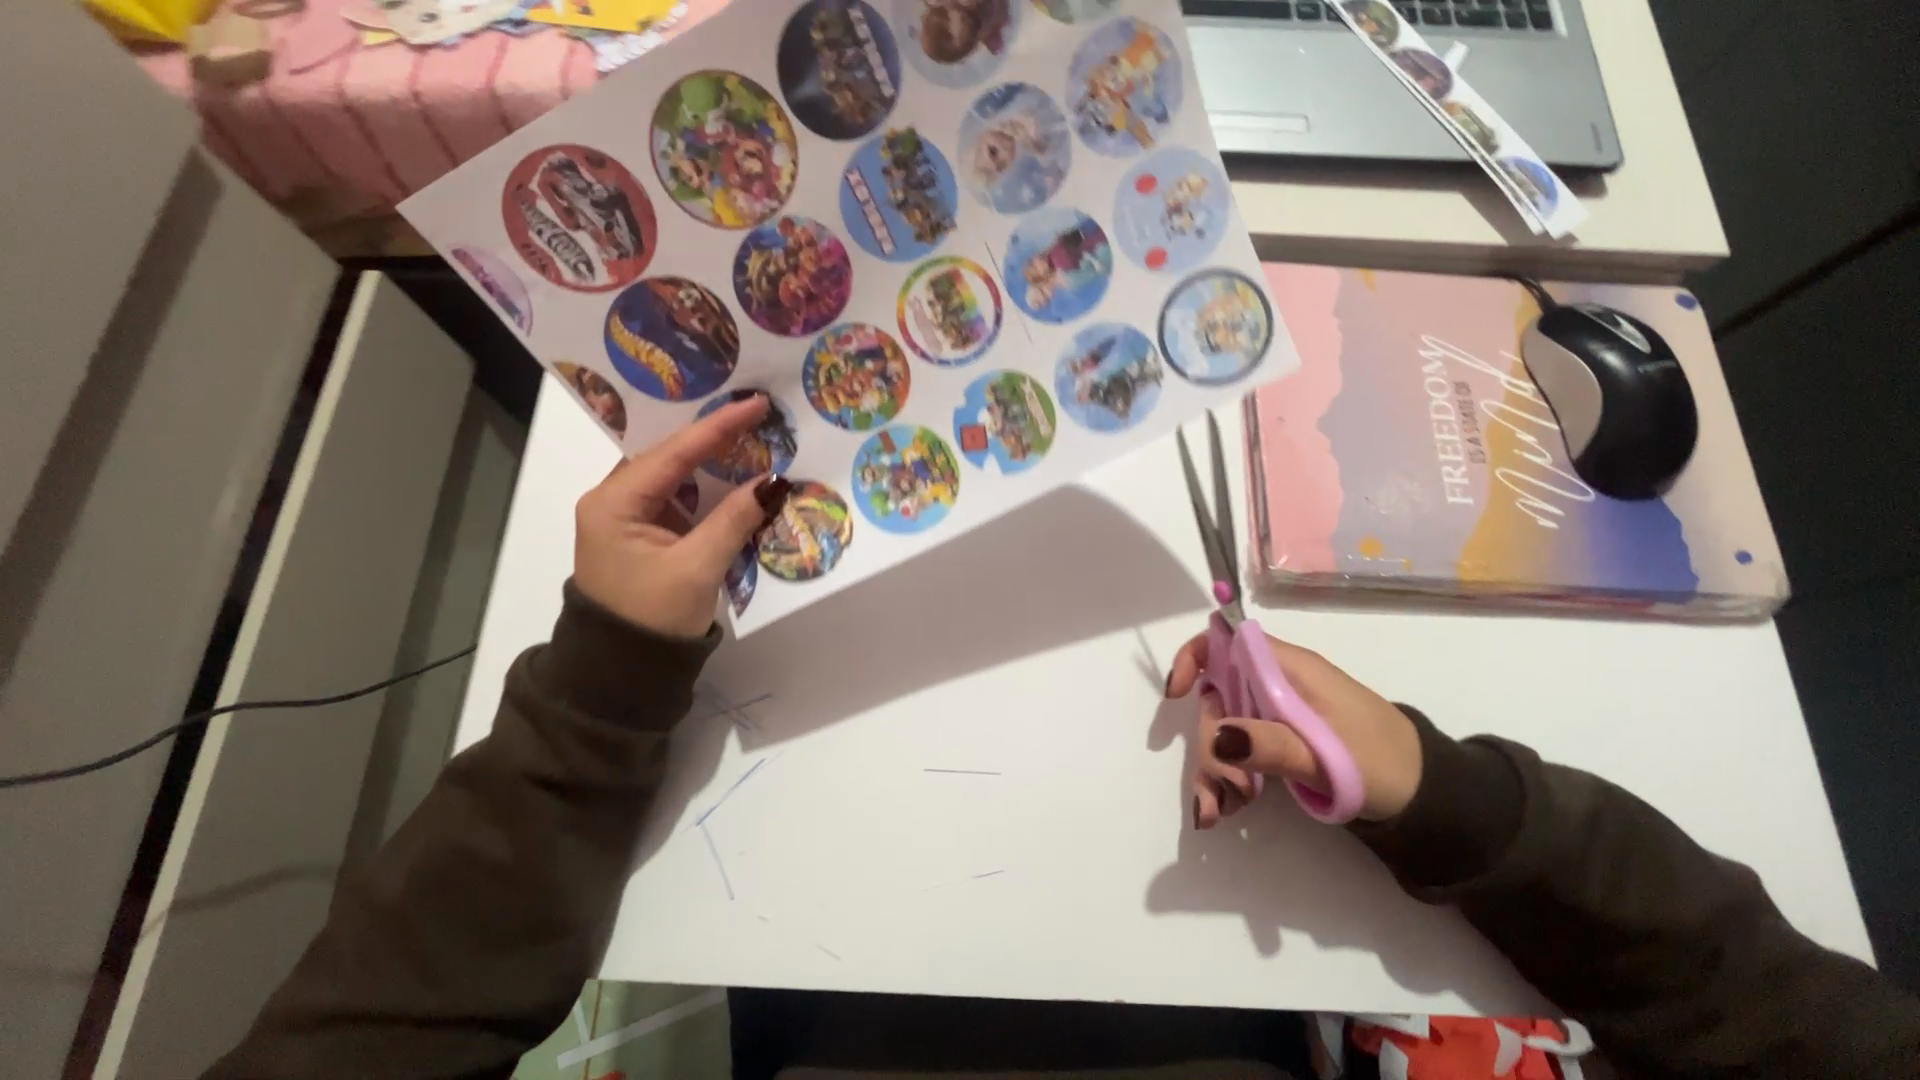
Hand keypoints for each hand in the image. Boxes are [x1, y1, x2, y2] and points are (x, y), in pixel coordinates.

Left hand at [573, 397, 790, 638]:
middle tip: (754, 413)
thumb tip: (773, 482)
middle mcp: (613, 500)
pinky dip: (707, 489)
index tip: (754, 404)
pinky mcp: (644, 535)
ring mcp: (628, 518)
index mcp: (613, 502)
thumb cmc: (652, 618)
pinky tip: (735, 477)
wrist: (622, 675)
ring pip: (674, 476)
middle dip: (712, 437)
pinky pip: (679, 500)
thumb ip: (734, 519)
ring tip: (752, 437)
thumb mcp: (698, 568)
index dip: (717, 427)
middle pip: (668, 456)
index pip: (672, 452)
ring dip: (711, 462)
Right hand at [1165, 631, 1422, 827]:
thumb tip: (1217, 736)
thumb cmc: (1380, 763)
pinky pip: (1238, 753)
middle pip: (1218, 697)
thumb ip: (1271, 745)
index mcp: (1289, 670)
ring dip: (1214, 770)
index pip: (1227, 640)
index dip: (1194, 658)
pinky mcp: (1279, 741)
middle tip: (1230, 789)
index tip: (1176, 695)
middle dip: (1211, 744)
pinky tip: (1227, 812)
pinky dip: (1227, 781)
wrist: (1426, 795)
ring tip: (1220, 812)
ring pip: (1224, 731)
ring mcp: (1276, 715)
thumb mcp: (1326, 756)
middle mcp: (1276, 685)